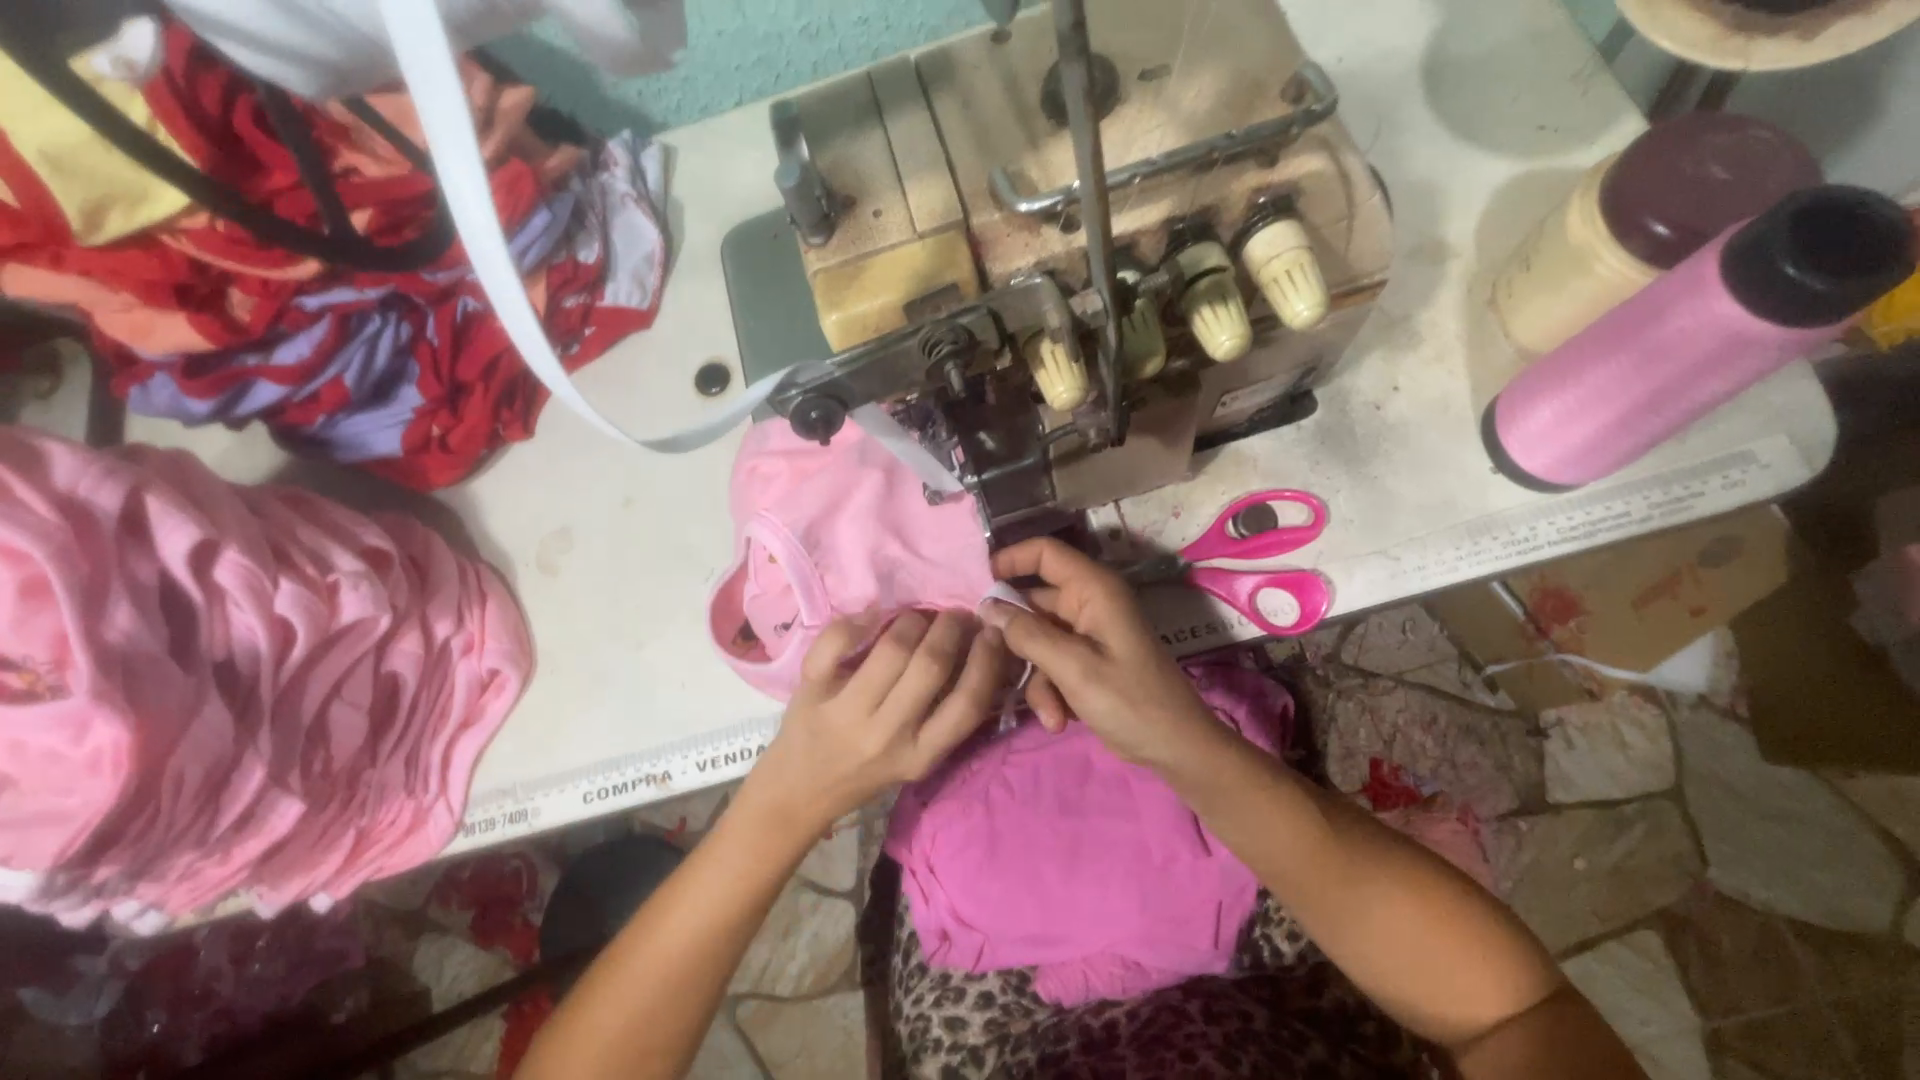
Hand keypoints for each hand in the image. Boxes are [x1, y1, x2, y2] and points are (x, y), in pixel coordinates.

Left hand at [747, 609, 1006, 828]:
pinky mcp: (812, 691)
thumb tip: (978, 651)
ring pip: (891, 649)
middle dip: (951, 628)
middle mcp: (886, 735)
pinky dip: (858, 621)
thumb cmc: (866, 772)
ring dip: (913, 620)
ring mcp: (846, 712)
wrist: (799, 792)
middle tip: (956, 615)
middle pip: (930, 665)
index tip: (992, 634)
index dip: (987, 662)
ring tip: (919, 616)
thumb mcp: (916, 757)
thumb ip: (945, 716)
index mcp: (920, 755)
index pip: (967, 704)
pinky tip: (875, 613)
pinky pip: (836, 643)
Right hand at [981, 538, 1218, 766]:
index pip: (1045, 553)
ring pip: (1036, 639)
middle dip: (1014, 638)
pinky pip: (1050, 663)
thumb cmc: (1131, 701)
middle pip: (1032, 601)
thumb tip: (986, 607)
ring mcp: (1087, 634)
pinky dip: (1049, 691)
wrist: (1175, 748)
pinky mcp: (1086, 662)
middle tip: (988, 659)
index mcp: (1094, 590)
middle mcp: (1089, 604)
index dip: (1009, 559)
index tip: (974, 582)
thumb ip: (1027, 635)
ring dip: (1035, 677)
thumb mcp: (1073, 669)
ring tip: (1048, 711)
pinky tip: (1057, 720)